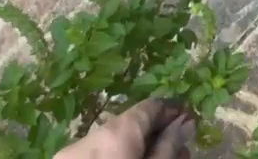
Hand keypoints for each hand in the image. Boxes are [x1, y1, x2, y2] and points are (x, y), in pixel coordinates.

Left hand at [55, 99, 195, 158]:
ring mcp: (68, 153)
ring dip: (135, 145)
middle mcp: (91, 134)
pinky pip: (93, 153)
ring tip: (153, 156)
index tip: (189, 122)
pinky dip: (113, 155)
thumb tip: (185, 122)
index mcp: (118, 129)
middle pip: (131, 124)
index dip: (174, 111)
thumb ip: (170, 146)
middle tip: (176, 148)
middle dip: (155, 132)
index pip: (153, 104)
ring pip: (111, 141)